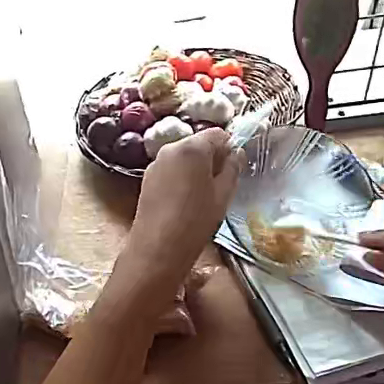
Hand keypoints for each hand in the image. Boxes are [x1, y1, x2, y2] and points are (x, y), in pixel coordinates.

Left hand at [112, 129, 243, 305]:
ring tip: (203, 197)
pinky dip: (182, 178)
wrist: (157, 250)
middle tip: (221, 186)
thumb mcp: (223, 195)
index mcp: (192, 147)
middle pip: (199, 144)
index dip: (230, 149)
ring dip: (196, 169)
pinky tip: (185, 203)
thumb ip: (232, 169)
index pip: (218, 134)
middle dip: (212, 159)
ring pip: (184, 157)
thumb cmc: (196, 221)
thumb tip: (236, 154)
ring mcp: (155, 163)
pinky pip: (171, 170)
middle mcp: (170, 148)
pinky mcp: (147, 179)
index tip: (234, 170)